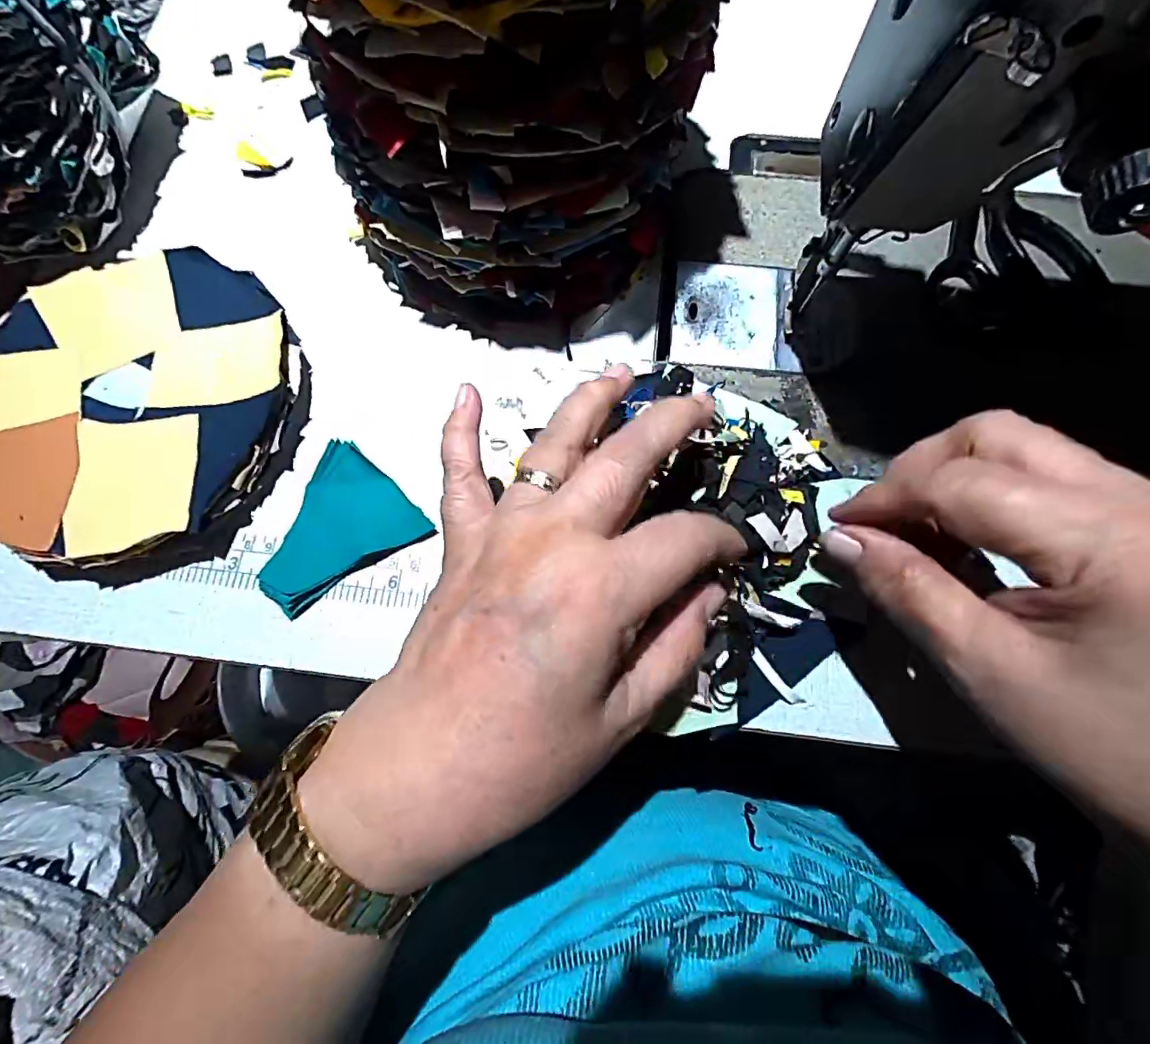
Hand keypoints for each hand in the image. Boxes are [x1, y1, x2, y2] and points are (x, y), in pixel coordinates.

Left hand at [297, 368, 743, 893]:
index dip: (722, 541)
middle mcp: (553, 540)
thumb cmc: (525, 761)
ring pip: (549, 446)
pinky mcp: (458, 545)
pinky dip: (461, 432)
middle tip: (702, 405)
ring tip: (620, 374)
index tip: (737, 554)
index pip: (685, 538)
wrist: (412, 776)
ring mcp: (500, 534)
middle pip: (624, 458)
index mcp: (601, 588)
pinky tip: (468, 392)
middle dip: (672, 423)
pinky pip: (458, 476)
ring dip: (589, 403)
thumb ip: (677, 644)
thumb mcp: (624, 718)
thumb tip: (710, 592)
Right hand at [822, 412, 1149, 909]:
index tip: (840, 528)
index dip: (890, 496)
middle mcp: (1141, 496)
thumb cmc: (1100, 747)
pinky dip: (991, 492)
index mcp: (1111, 540)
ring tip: (914, 529)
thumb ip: (909, 591)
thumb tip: (841, 539)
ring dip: (953, 476)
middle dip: (920, 468)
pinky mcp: (1149, 513)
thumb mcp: (987, 671)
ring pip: (1023, 445)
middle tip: (877, 522)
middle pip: (998, 434)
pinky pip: (1049, 473)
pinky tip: (967, 536)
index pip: (968, 482)